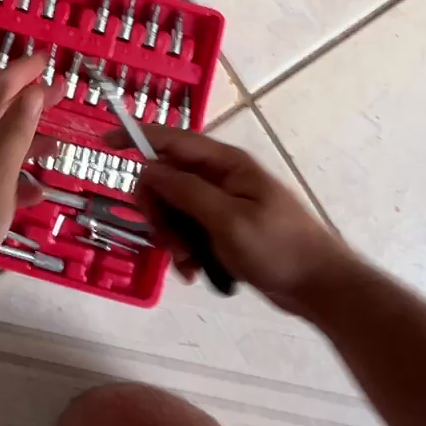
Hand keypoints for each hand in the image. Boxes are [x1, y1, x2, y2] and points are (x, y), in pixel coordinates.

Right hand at [120, 124, 355, 316]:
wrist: (321, 288)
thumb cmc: (280, 248)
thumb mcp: (229, 220)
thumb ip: (186, 192)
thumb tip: (148, 167)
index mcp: (224, 163)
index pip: (170, 140)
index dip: (136, 138)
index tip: (103, 144)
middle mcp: (218, 176)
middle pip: (165, 179)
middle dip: (158, 211)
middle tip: (167, 241)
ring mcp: (219, 202)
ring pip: (172, 207)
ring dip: (171, 236)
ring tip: (187, 265)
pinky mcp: (220, 226)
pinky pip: (186, 229)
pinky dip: (183, 249)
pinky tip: (194, 273)